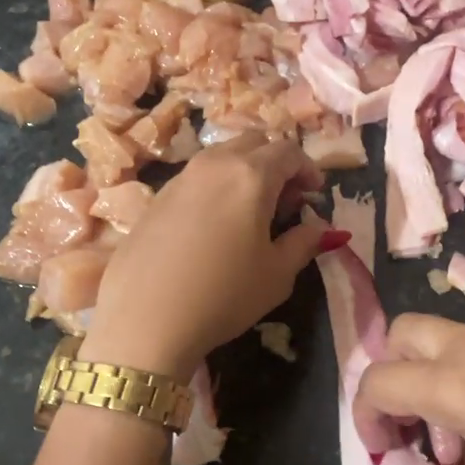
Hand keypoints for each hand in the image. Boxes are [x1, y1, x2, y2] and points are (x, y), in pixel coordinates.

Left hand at [81, 133, 327, 379]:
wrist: (145, 320)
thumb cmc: (223, 295)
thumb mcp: (277, 275)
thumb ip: (304, 243)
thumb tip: (319, 229)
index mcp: (251, 175)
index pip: (289, 152)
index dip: (308, 168)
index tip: (315, 194)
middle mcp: (215, 165)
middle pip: (254, 143)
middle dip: (276, 163)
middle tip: (286, 200)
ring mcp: (181, 178)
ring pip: (221, 157)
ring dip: (244, 172)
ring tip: (251, 212)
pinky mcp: (156, 198)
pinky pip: (196, 178)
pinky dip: (216, 188)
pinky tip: (215, 226)